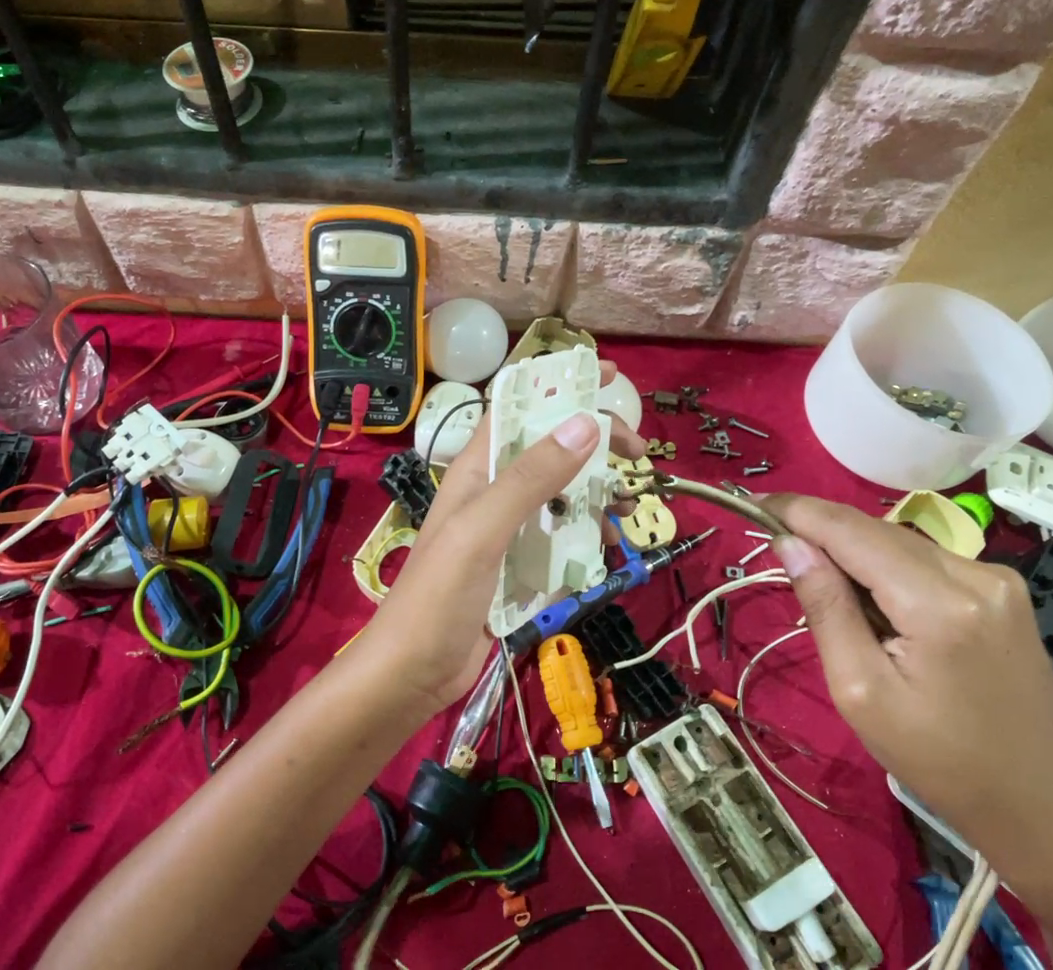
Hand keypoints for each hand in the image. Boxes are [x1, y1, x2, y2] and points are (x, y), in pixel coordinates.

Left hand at [354, 366, 644, 712]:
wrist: (412, 673)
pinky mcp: (518, 569)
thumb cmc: (439, 597)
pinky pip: (561, 542)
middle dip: (595, 445)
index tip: (610, 379)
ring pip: (562, 498)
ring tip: (627, 510)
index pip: (518, 408)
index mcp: (476, 471)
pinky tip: (607, 553)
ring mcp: (506, 533)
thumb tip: (587, 423)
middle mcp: (493, 493)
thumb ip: (531, 478)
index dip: (560, 387)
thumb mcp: (483, 530)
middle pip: (550, 451)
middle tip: (639, 456)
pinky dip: (587, 540)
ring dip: (597, 496)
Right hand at [765, 495, 1052, 881]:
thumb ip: (825, 608)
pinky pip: (926, 561)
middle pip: (877, 530)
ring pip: (901, 542)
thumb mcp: (860, 691)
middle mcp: (976, 573)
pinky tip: (873, 605)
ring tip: (822, 588)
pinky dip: (887, 569)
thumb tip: (789, 543)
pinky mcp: (1004, 592)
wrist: (1039, 804)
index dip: (798, 511)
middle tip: (773, 550)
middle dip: (821, 531)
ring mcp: (998, 580)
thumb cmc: (938, 759)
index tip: (752, 504)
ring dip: (853, 553)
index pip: (852, 530)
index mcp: (939, 603)